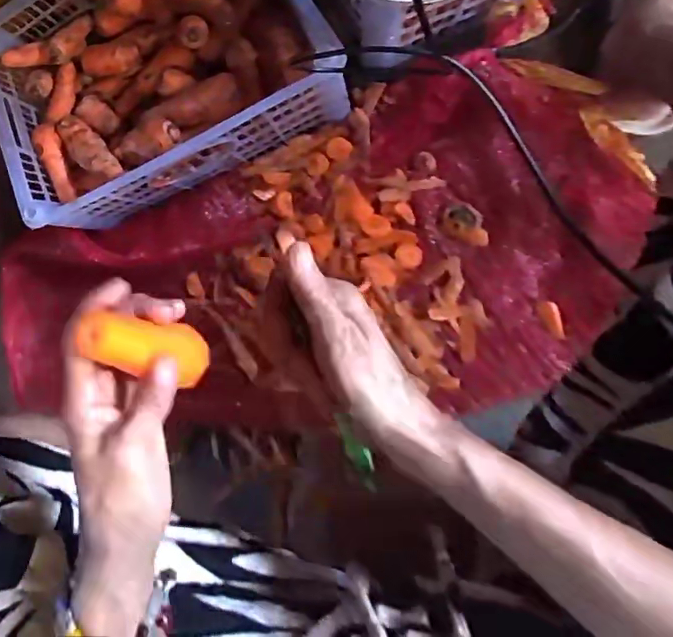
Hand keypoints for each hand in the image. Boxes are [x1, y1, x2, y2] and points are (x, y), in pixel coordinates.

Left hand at [62, 279, 182, 634]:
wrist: (127, 545)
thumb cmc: (121, 500)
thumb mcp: (134, 450)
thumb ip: (148, 403)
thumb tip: (164, 356)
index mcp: (80, 397)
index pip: (80, 339)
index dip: (95, 308)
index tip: (122, 286)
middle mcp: (94, 391)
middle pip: (106, 338)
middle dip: (131, 314)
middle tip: (167, 307)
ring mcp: (115, 400)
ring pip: (126, 351)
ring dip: (147, 330)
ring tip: (176, 316)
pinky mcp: (136, 411)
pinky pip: (144, 372)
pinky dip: (159, 354)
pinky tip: (179, 346)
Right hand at [281, 242, 456, 462]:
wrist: (398, 431)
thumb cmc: (366, 381)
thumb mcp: (332, 333)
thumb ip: (310, 289)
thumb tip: (292, 241)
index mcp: (333, 292)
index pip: (279, 282)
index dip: (274, 311)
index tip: (285, 339)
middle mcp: (330, 303)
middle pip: (280, 307)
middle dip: (282, 340)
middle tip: (303, 367)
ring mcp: (330, 328)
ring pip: (285, 331)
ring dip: (290, 359)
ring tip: (313, 381)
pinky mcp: (329, 351)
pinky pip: (296, 350)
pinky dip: (298, 369)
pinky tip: (314, 386)